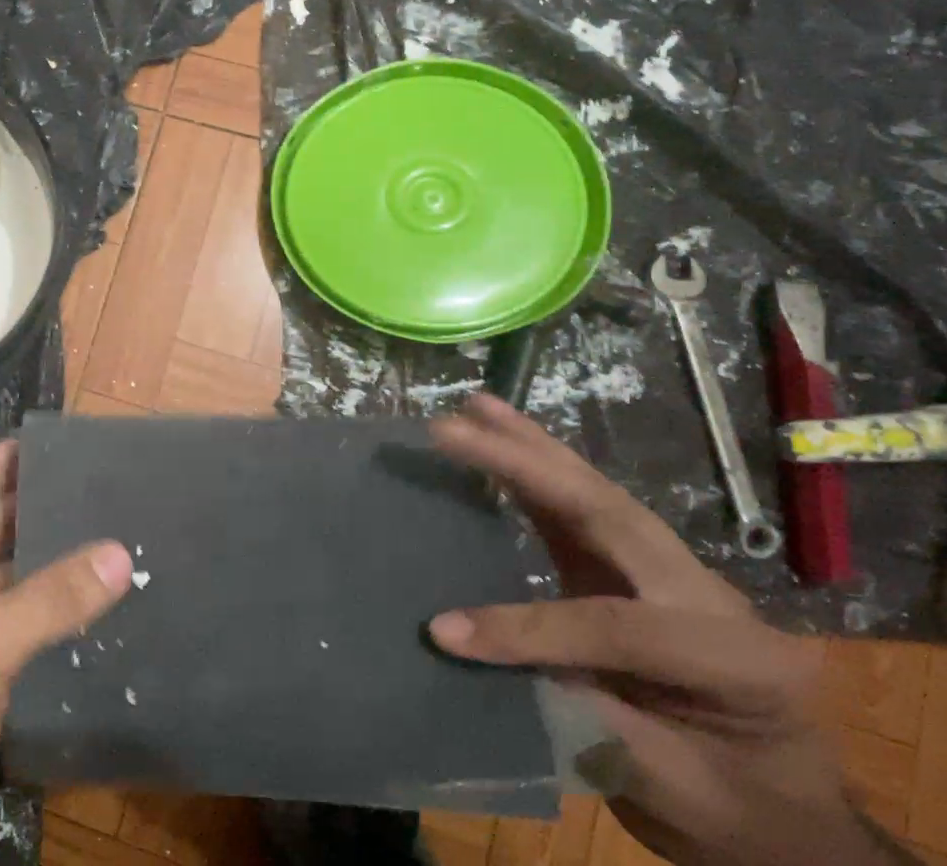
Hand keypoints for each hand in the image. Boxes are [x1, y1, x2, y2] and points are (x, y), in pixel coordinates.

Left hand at [0, 441, 133, 865]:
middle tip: (114, 484)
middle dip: (43, 506)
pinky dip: (45, 604)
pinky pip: (9, 617)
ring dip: (50, 556)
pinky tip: (94, 593)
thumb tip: (122, 552)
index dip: (12, 461)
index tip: (71, 438)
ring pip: (2, 573)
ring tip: (118, 527)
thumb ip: (47, 601)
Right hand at [426, 396, 909, 865]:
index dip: (530, 628)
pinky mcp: (637, 576)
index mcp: (739, 660)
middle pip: (614, 517)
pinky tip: (500, 448)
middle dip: (529, 467)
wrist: (776, 816)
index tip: (444, 634)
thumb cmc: (726, 812)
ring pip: (601, 499)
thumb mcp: (658, 782)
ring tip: (475, 405)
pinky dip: (538, 476)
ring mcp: (674, 579)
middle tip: (453, 427)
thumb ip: (572, 710)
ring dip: (533, 449)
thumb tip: (464, 650)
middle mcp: (710, 599)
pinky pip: (584, 516)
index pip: (619, 626)